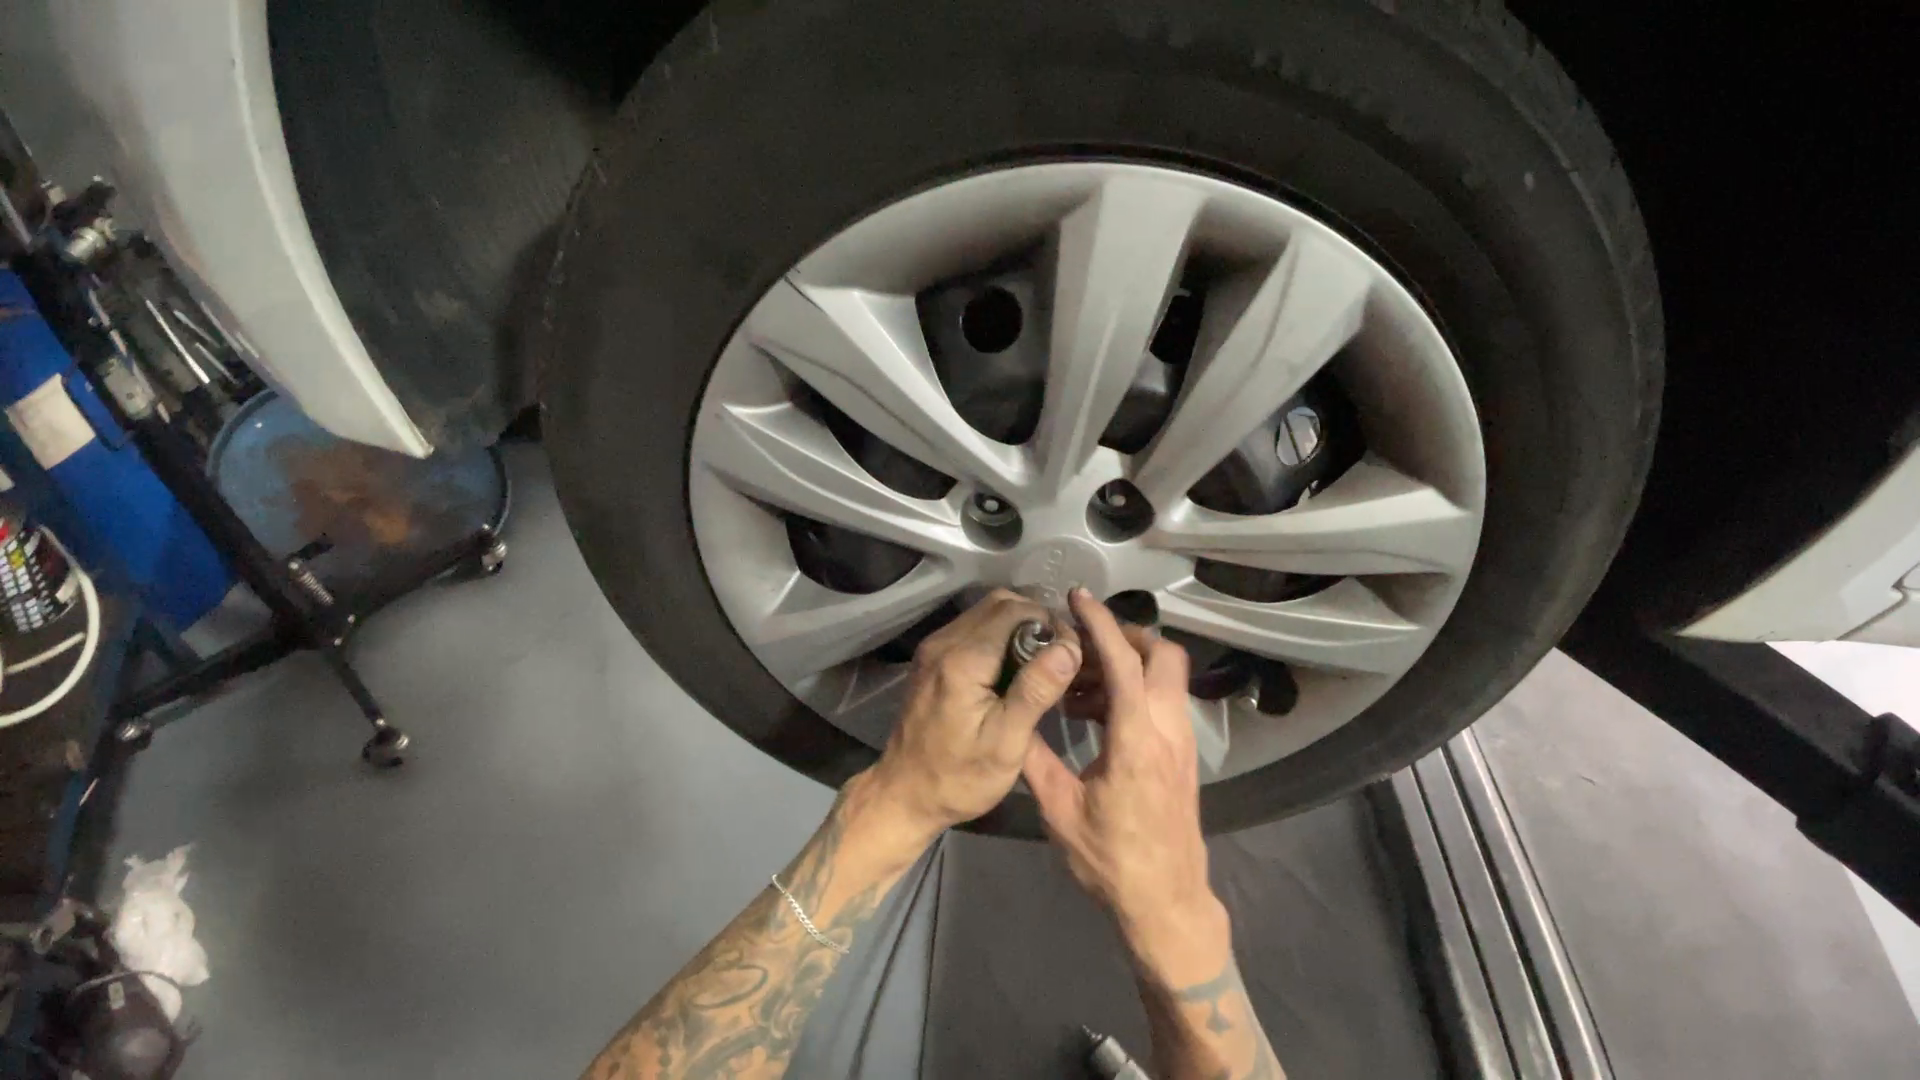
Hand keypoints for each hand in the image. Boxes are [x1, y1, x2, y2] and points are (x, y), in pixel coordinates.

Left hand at [865, 589, 1082, 841]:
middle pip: (1000, 604)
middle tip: (1060, 656)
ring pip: (985, 613)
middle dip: (1036, 621)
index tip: (1072, 652)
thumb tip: (1069, 646)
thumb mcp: (1007, 742)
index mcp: (963, 660)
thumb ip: (1036, 689)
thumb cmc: (960, 777)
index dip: (1050, 624)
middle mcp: (943, 642)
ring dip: (1018, 626)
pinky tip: (1014, 669)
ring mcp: (933, 648)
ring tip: (1042, 663)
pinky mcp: (931, 659)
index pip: (1016, 611)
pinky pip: (972, 629)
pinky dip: (999, 636)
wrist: (905, 795)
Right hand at [1023, 589, 1228, 982]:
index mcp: (1137, 739)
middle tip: (1079, 641)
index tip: (1076, 597)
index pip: (1123, 662)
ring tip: (1076, 683)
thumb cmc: (1111, 859)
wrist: (1166, 902)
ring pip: (1167, 676)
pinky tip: (1096, 714)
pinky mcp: (1183, 755)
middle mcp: (1169, 730)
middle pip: (1162, 655)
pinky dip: (1134, 689)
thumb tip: (1008, 717)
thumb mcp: (1059, 809)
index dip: (1099, 623)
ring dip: (1127, 664)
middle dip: (1123, 635)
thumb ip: (1033, 758)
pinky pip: (1164, 701)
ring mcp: (1183, 742)